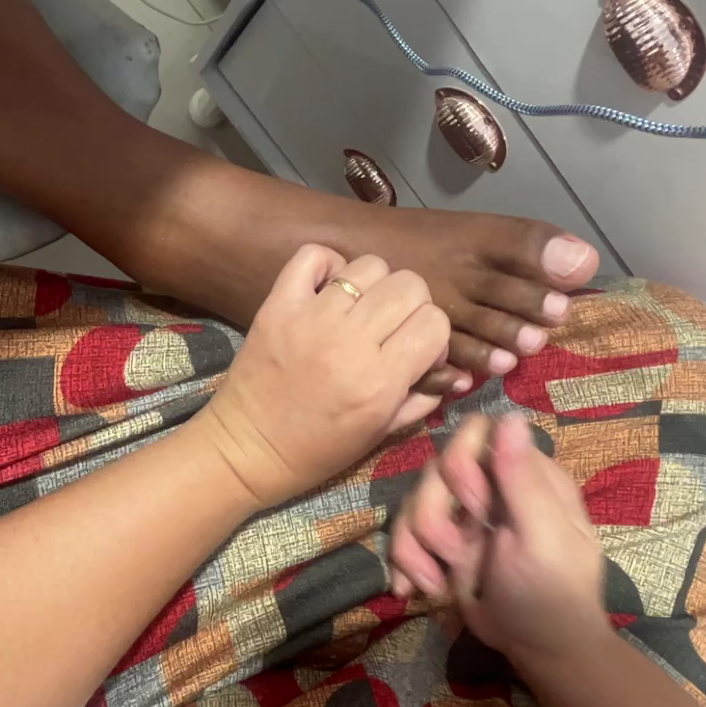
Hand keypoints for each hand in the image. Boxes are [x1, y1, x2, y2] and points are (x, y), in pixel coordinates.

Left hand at [195, 244, 449, 507]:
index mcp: (380, 381)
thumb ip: (422, 398)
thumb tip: (458, 372)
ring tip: (359, 309)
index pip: (435, 322)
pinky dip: (326, 265)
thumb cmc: (317, 450)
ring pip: (368, 266)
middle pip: (409, 285)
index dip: (433, 334)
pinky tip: (326, 290)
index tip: (417, 350)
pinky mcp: (277, 305)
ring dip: (373, 285)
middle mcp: (349, 343)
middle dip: (411, 305)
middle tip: (391, 327)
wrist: (247, 448)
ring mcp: (310, 319)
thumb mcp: (379, 434)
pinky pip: (312, 256)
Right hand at [389, 412, 609, 663]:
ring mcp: (460, 512)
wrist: (538, 651)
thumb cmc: (553, 595)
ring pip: (410, 504)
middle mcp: (488, 484)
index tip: (475, 508)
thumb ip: (524, 480)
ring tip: (441, 584)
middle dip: (435, 518)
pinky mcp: (438, 541)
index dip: (461, 463)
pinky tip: (417, 590)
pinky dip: (405, 564)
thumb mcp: (544, 540)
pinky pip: (402, 534)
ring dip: (418, 549)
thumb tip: (510, 415)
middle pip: (433, 470)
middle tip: (459, 554)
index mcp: (523, 474)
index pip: (474, 433)